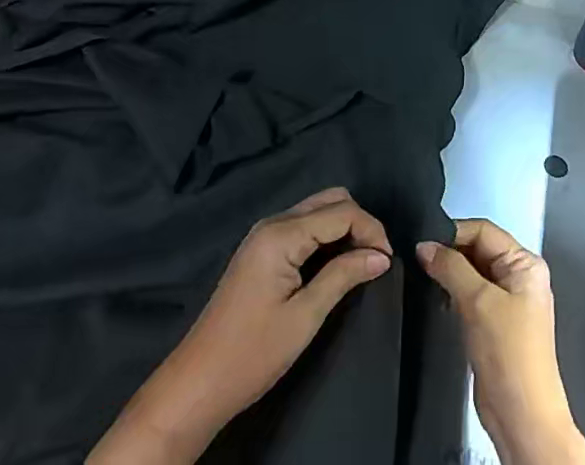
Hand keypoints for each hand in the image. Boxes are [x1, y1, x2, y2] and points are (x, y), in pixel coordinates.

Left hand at [89, 188, 392, 464]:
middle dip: (360, 223)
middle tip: (376, 259)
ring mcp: (264, 235)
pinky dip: (327, 236)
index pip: (342, 211)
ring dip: (344, 228)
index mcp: (281, 234)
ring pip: (318, 210)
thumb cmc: (253, 352)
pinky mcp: (261, 250)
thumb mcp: (305, 316)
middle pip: (331, 200)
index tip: (388, 262)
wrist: (197, 383)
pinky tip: (337, 263)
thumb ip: (344, 276)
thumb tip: (382, 256)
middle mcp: (273, 223)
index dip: (371, 230)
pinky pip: (304, 226)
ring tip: (361, 262)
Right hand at [418, 220, 584, 464]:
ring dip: (450, 273)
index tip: (423, 242)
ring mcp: (507, 301)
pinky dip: (453, 293)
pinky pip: (470, 295)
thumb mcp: (478, 302)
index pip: (485, 231)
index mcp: (526, 264)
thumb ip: (451, 268)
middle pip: (479, 249)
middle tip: (418, 259)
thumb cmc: (510, 354)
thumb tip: (425, 246)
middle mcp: (519, 277)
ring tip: (423, 276)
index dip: (454, 233)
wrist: (521, 413)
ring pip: (472, 272)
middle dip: (450, 253)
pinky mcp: (494, 322)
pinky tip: (436, 297)